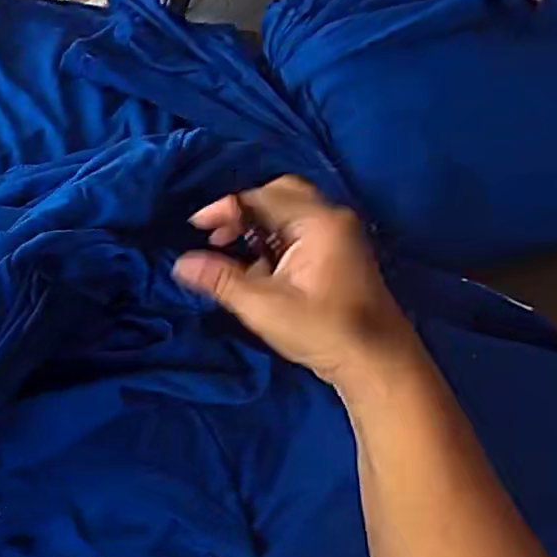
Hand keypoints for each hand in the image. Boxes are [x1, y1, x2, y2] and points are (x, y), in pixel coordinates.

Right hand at [173, 175, 422, 393]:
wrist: (375, 361)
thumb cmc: (321, 330)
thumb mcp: (262, 306)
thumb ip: (220, 279)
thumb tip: (181, 264)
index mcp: (317, 223)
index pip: (262, 197)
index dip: (225, 208)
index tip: (195, 227)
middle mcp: (331, 220)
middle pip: (279, 195)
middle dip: (243, 211)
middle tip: (216, 235)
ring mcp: (337, 236)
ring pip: (288, 214)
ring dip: (255, 226)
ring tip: (228, 251)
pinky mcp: (336, 254)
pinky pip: (297, 232)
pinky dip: (271, 239)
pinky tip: (255, 265)